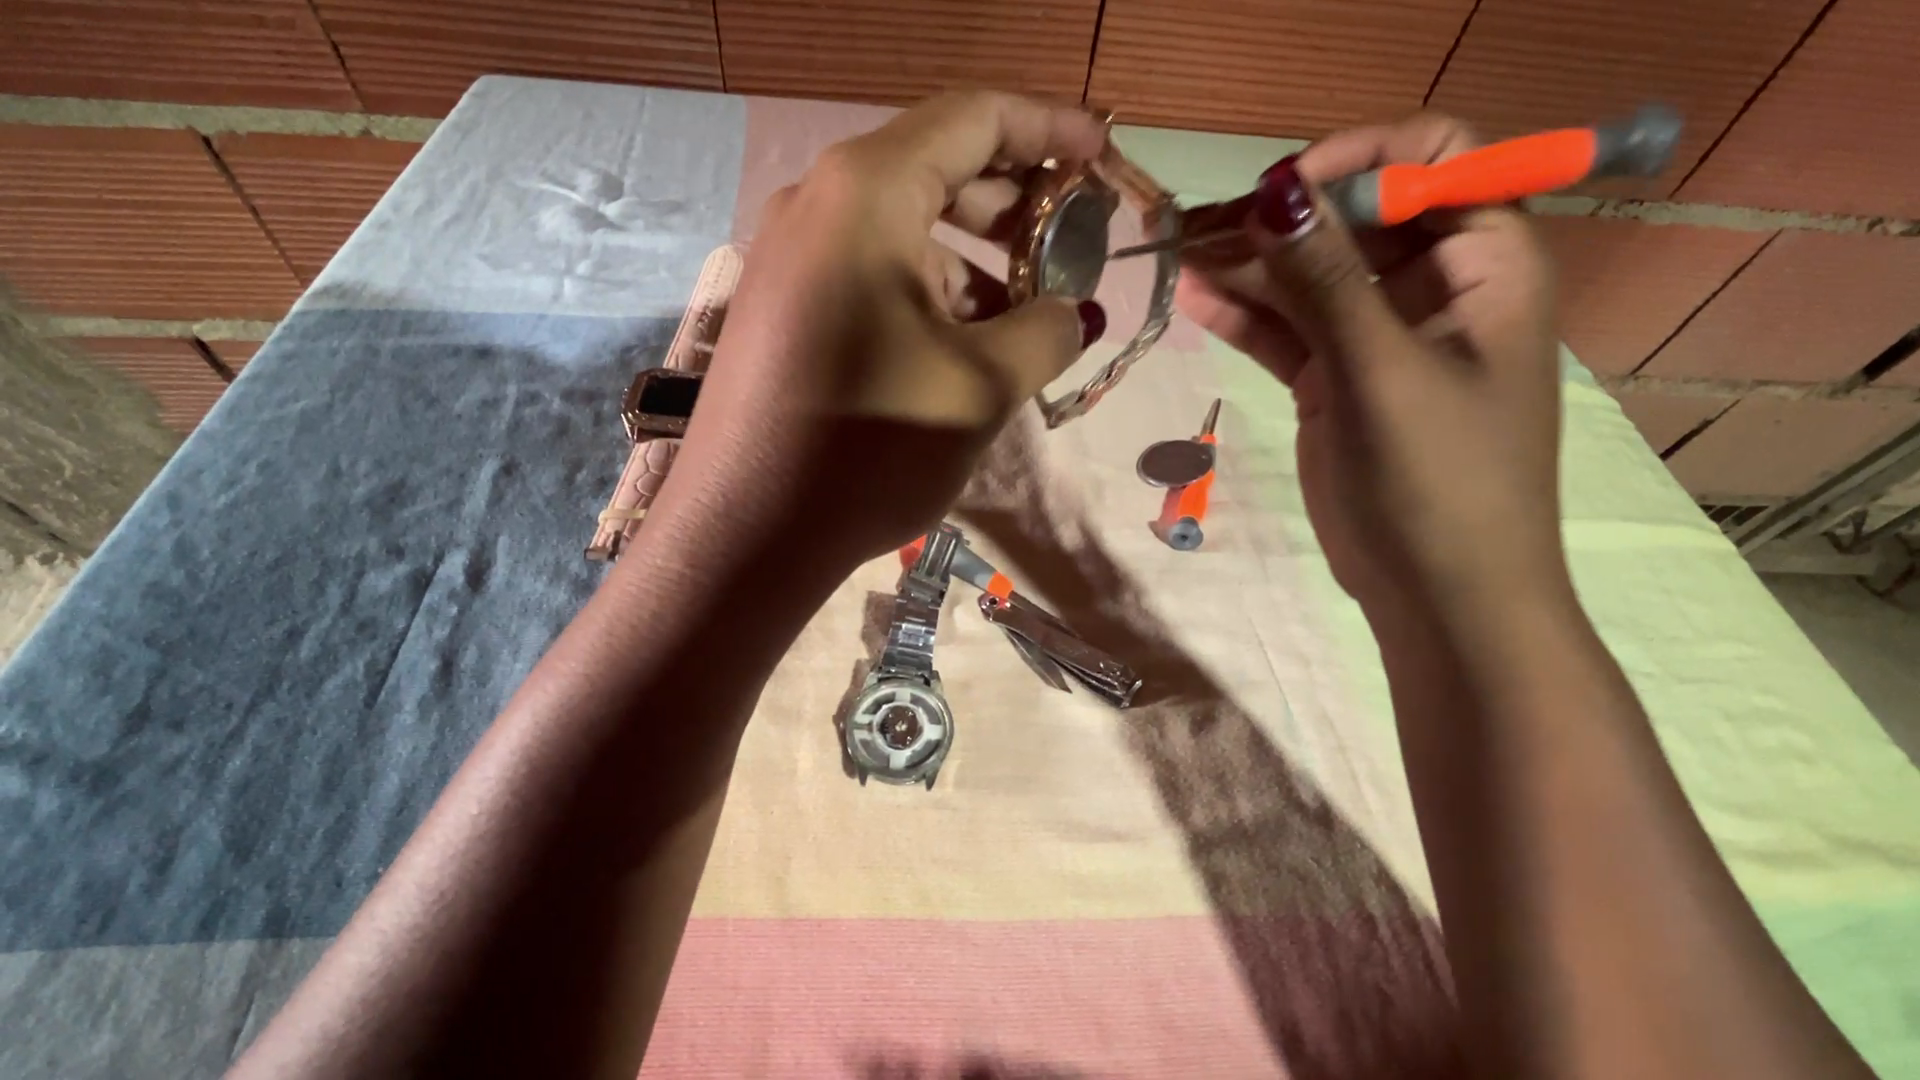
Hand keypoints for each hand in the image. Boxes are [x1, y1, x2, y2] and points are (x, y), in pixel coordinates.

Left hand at [658, 93, 1107, 569]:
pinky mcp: (784, 308)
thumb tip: (1071, 313)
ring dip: (976, 261)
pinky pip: (872, 273)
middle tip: (1073, 247)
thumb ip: (1047, 330)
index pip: (975, 118)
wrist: (747, 535)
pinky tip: (966, 346)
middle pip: (939, 169)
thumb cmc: (870, 446)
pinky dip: (929, 294)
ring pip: (906, 230)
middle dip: (1017, 204)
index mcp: (868, 192)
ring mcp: (792, 257)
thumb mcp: (983, 386)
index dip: (1051, 128)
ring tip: (1030, 315)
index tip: (1103, 157)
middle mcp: (820, 204)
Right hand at [1175, 115, 1565, 615]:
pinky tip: (1193, 299)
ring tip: (1176, 255)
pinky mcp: (1338, 380)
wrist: (1441, 596)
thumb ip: (1326, 280)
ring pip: (1311, 276)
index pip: (1436, 160)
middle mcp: (1437, 286)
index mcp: (1487, 263)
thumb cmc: (1439, 480)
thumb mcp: (1382, 372)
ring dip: (1249, 265)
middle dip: (1281, 217)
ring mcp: (1381, 336)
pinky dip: (1245, 316)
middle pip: (1355, 218)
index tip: (1283, 188)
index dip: (1360, 159)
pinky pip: (1289, 330)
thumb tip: (1274, 190)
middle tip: (1197, 226)